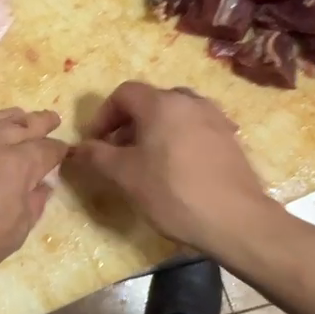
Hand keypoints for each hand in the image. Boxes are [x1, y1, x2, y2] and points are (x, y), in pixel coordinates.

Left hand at [0, 109, 67, 298]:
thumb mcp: (16, 232)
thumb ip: (33, 203)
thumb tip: (42, 186)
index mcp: (16, 163)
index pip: (46, 149)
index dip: (58, 151)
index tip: (64, 152)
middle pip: (22, 125)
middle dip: (40, 123)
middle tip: (52, 118)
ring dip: (12, 118)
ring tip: (22, 115)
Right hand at [68, 81, 277, 251]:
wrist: (236, 220)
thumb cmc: (173, 192)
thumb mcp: (125, 176)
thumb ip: (97, 156)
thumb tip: (78, 148)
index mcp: (162, 103)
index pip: (124, 93)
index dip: (103, 115)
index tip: (95, 142)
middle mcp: (190, 102)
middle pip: (150, 101)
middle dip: (128, 123)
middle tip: (117, 151)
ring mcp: (215, 118)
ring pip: (174, 114)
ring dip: (153, 130)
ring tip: (145, 160)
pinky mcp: (230, 139)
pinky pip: (195, 128)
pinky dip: (177, 139)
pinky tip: (176, 168)